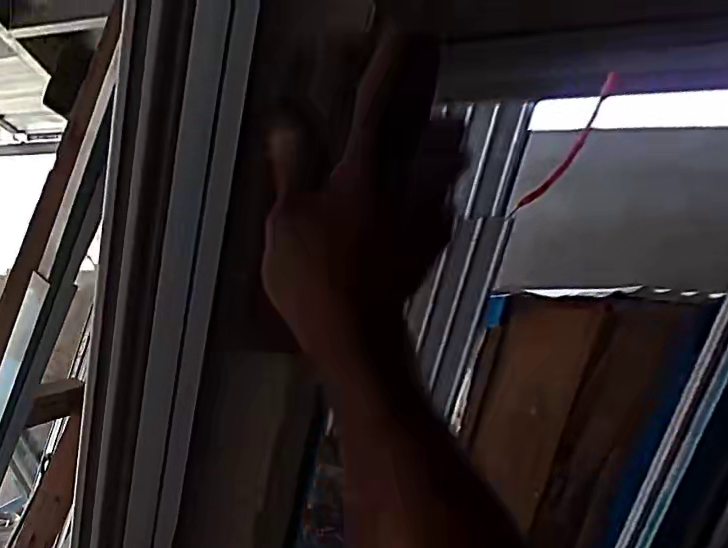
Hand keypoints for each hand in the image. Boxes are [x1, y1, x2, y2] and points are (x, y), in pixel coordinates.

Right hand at [261, 28, 461, 362]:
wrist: (354, 334)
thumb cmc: (315, 281)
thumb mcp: (284, 224)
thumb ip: (290, 168)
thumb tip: (284, 126)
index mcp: (366, 163)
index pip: (384, 88)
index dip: (388, 52)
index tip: (391, 31)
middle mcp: (405, 176)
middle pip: (427, 108)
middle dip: (420, 81)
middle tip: (410, 68)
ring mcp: (425, 208)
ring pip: (443, 150)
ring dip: (430, 134)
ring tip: (414, 134)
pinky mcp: (431, 239)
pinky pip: (437, 197)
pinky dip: (426, 188)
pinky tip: (410, 198)